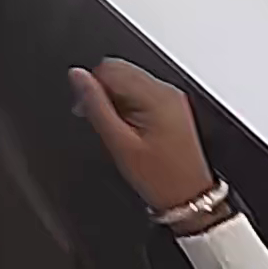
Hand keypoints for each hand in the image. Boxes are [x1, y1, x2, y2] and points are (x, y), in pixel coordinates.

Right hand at [70, 59, 213, 212]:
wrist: (190, 200)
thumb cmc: (159, 178)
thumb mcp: (118, 143)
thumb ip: (95, 105)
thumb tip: (77, 76)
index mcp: (154, 95)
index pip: (109, 68)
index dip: (91, 87)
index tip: (85, 109)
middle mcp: (165, 90)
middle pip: (119, 69)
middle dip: (102, 90)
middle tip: (101, 121)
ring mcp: (171, 97)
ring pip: (128, 78)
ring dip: (115, 97)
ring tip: (117, 128)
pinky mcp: (172, 104)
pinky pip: (140, 90)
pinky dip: (128, 103)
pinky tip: (129, 127)